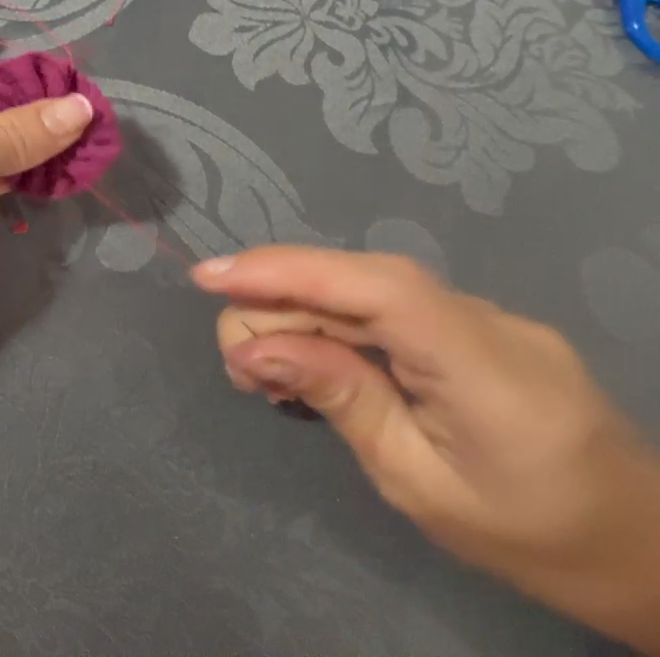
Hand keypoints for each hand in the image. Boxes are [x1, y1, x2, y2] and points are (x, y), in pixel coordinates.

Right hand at [198, 247, 659, 651]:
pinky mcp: (480, 327)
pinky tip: (309, 360)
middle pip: (357, 283)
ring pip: (364, 288)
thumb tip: (253, 347)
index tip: (208, 279)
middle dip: (276, 308)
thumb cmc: (531, 539)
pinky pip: (387, 305)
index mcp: (492, 377)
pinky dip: (331, 322)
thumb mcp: (418, 485)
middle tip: (241, 372)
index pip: (380, 291)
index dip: (288, 271)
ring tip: (266, 373)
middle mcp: (495, 327)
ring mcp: (492, 321)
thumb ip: (340, 400)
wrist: (647, 553)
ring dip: (297, 315)